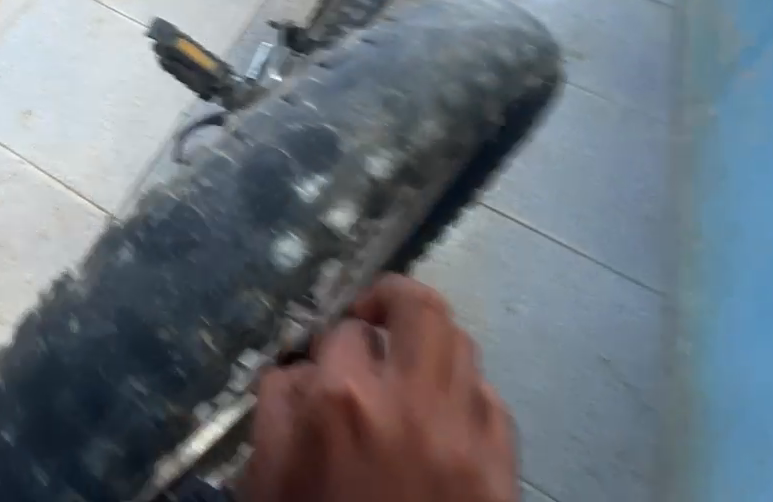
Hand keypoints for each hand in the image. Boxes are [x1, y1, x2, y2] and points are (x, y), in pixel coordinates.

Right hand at [241, 276, 517, 501]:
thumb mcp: (269, 477)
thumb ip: (277, 404)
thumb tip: (301, 366)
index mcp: (343, 403)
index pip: (341, 330)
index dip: (330, 340)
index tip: (325, 359)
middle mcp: (410, 403)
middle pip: (420, 305)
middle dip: (391, 296)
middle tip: (371, 317)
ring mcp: (466, 437)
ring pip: (462, 344)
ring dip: (427, 345)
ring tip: (406, 367)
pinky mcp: (503, 473)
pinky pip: (493, 402)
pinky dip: (465, 395)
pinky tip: (443, 416)